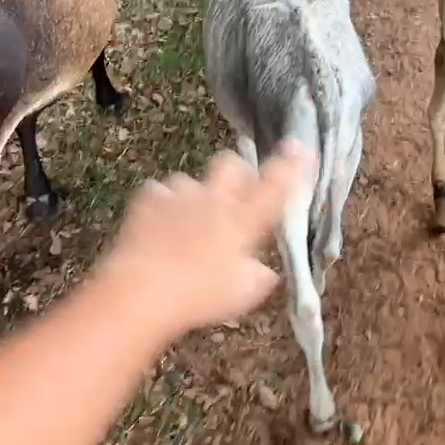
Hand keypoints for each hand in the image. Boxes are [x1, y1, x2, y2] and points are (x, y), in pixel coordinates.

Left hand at [94, 141, 312, 335]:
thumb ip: (256, 276)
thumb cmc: (198, 297)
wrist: (142, 290)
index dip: (290, 166)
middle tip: (236, 194)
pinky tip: (159, 227)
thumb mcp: (240, 295)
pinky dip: (161, 207)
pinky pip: (159, 194)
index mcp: (242, 221)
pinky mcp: (147, 201)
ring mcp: (178, 197)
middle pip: (230, 164)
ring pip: (190, 181)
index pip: (273, 186)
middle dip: (236, 172)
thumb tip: (263, 271)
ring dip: (193, 197)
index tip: (301, 148)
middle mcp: (213, 201)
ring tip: (187, 224)